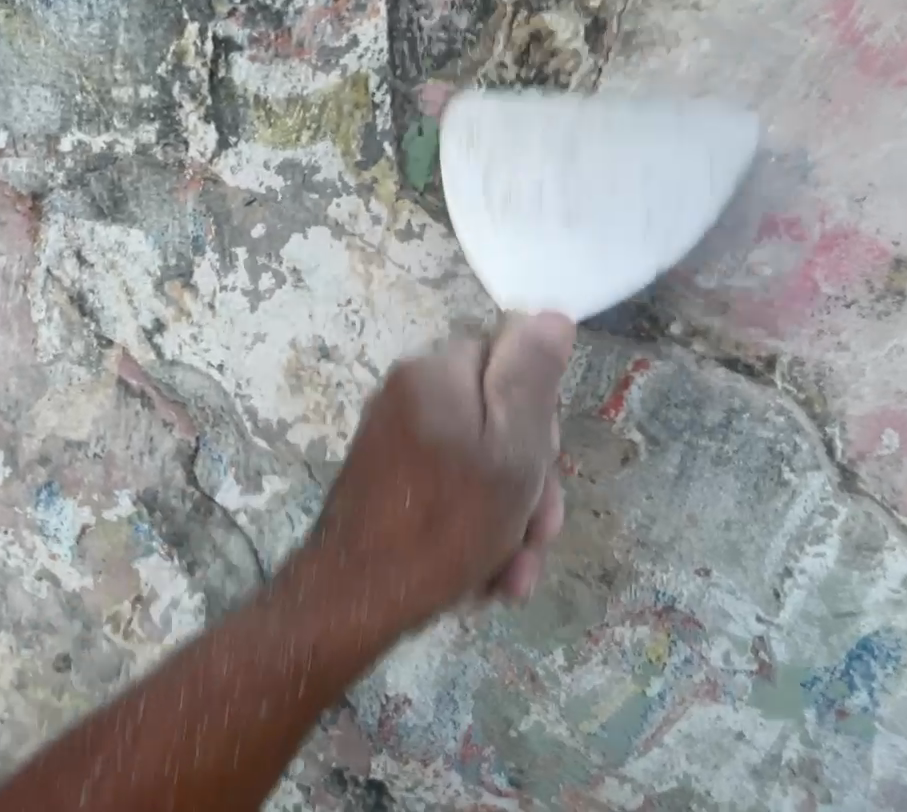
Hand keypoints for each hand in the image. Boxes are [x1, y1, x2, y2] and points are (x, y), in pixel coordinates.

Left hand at [300, 312, 574, 634]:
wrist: (358, 593)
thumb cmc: (447, 521)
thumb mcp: (512, 447)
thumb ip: (531, 377)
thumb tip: (549, 313)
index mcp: (436, 373)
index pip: (510, 361)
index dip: (539, 416)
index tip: (544, 465)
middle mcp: (410, 394)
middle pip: (497, 419)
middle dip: (528, 482)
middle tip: (536, 535)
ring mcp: (394, 437)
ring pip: (479, 464)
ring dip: (507, 519)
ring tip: (511, 573)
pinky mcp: (387, 477)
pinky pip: (449, 490)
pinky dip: (473, 529)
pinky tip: (485, 576)